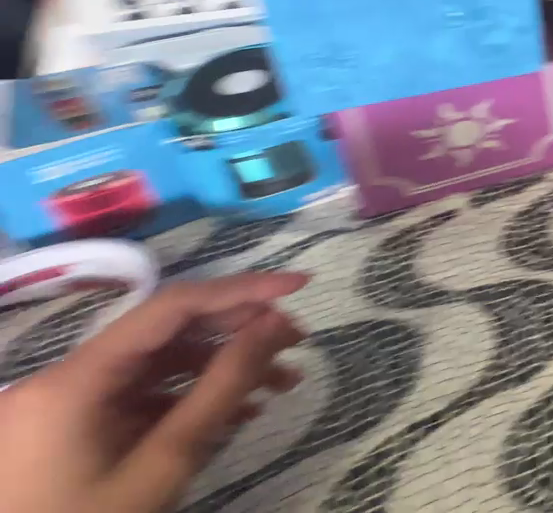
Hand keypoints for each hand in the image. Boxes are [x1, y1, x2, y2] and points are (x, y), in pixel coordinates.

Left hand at [0, 272, 309, 512]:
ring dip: (226, 365)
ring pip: (163, 360)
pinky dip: (195, 393)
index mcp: (72, 380)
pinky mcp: (69, 426)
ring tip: (281, 383)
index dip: (243, 288)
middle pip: (169, 330)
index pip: (172, 306)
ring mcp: (60, 404)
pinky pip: (144, 390)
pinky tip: (239, 410)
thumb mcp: (167, 458)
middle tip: (298, 342)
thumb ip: (225, 383)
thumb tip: (278, 320)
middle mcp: (60, 378)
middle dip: (241, 331)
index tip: (302, 285)